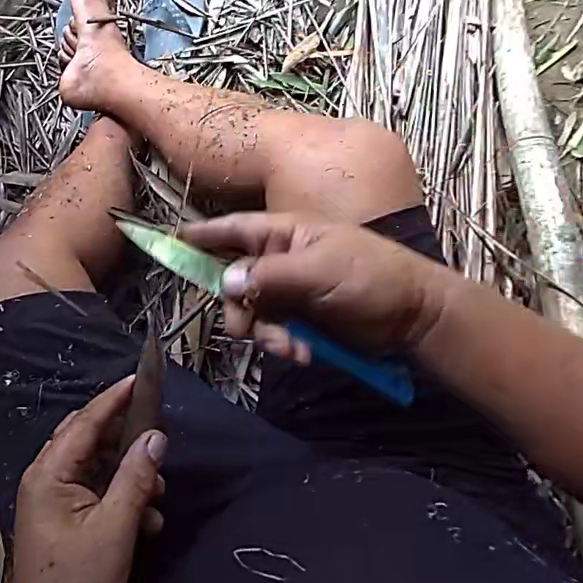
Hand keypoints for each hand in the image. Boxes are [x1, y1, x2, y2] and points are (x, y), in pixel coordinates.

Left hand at [0, 376, 167, 582]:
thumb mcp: (114, 530)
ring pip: (99, 467)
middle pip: (91, 440)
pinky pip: (101, 494)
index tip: (141, 378)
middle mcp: (47, 481)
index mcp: (47, 475)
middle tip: (159, 430)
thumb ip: (136, 477)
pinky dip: (126, 498)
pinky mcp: (69, 524)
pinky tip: (148, 517)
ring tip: (158, 488)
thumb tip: (156, 435)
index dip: (115, 398)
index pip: (85, 422)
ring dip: (131, 473)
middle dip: (126, 436)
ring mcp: (57, 504)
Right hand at [179, 212, 454, 363]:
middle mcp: (280, 259)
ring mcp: (289, 290)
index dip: (201, 234)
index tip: (170, 242)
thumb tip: (226, 281)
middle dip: (240, 309)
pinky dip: (282, 345)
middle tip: (248, 329)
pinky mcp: (300, 318)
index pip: (233, 229)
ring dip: (264, 334)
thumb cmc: (369, 275)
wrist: (412, 314)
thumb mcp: (319, 269)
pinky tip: (303, 353)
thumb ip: (270, 275)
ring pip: (251, 312)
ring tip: (292, 348)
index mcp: (284, 233)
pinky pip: (273, 331)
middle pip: (234, 280)